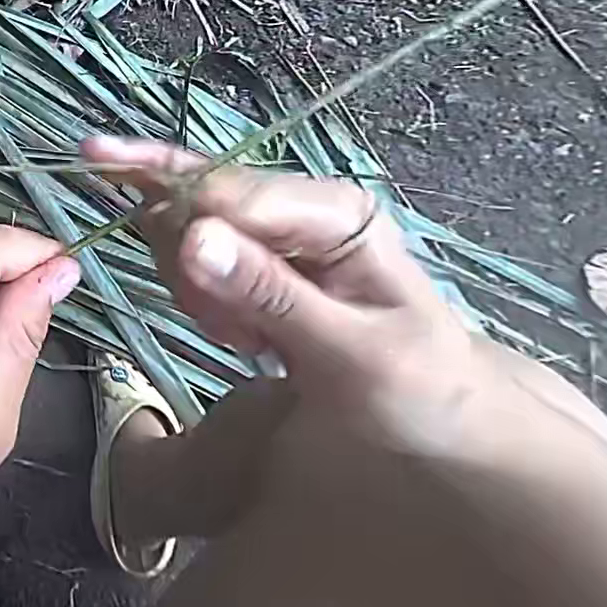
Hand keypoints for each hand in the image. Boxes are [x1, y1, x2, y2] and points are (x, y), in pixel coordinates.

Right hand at [81, 136, 606, 462]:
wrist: (435, 417)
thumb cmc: (418, 389)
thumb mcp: (354, 354)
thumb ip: (270, 294)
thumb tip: (193, 236)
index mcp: (330, 209)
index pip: (226, 189)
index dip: (179, 215)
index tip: (171, 269)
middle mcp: (289, 199)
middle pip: (189, 194)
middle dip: (186, 260)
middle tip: (231, 331)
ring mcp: (263, 219)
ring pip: (174, 223)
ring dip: (190, 283)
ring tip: (246, 336)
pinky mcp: (242, 243)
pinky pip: (178, 248)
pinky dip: (192, 291)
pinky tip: (234, 326)